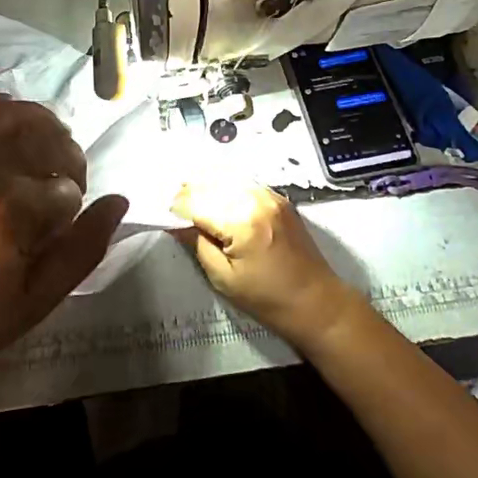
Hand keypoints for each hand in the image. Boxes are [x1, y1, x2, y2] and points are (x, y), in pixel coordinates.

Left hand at [0, 90, 127, 407]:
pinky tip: (8, 132)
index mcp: (3, 211)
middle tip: (56, 201)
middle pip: (46, 139)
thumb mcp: (41, 298)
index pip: (67, 187)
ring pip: (14, 116)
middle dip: (65, 165)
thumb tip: (119, 201)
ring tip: (41, 161)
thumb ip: (86, 246)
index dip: (72, 211)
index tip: (57, 234)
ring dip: (40, 132)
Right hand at [171, 181, 364, 349]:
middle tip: (173, 206)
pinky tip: (219, 199)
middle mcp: (256, 199)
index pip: (196, 201)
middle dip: (189, 191)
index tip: (162, 213)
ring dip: (208, 185)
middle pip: (211, 182)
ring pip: (229, 177)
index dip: (176, 206)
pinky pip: (247, 183)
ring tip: (192, 201)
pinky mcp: (280, 199)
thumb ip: (198, 244)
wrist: (315, 300)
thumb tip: (178, 223)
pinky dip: (228, 186)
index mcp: (241, 220)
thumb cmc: (267, 298)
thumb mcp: (223, 277)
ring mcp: (271, 196)